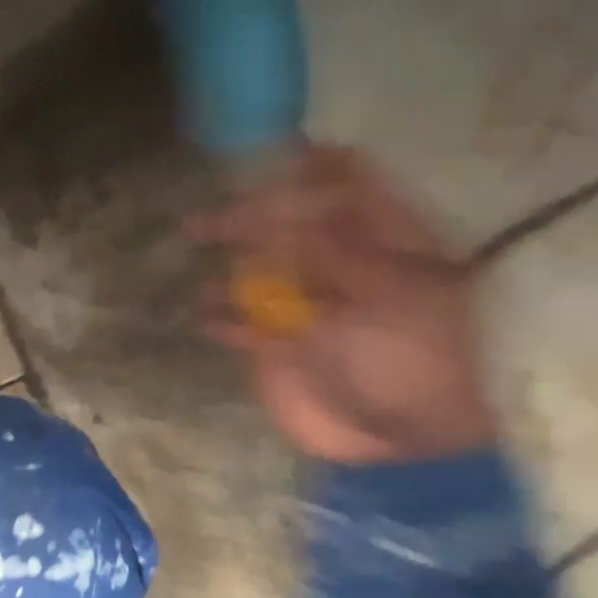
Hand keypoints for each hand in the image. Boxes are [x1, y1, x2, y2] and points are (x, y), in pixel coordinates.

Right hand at [190, 145, 496, 464]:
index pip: (346, 187)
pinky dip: (218, 319)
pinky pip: (238, 325)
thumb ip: (327, 253)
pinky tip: (198, 314)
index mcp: (385, 243)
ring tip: (190, 245)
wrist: (399, 439)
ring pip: (259, 270)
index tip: (261, 158)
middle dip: (250, 214)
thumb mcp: (379, 295)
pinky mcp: (276, 349)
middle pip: (291, 224)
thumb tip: (280, 215)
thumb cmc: (407, 360)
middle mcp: (343, 266)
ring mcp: (307, 308)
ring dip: (228, 261)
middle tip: (205, 214)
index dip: (307, 169)